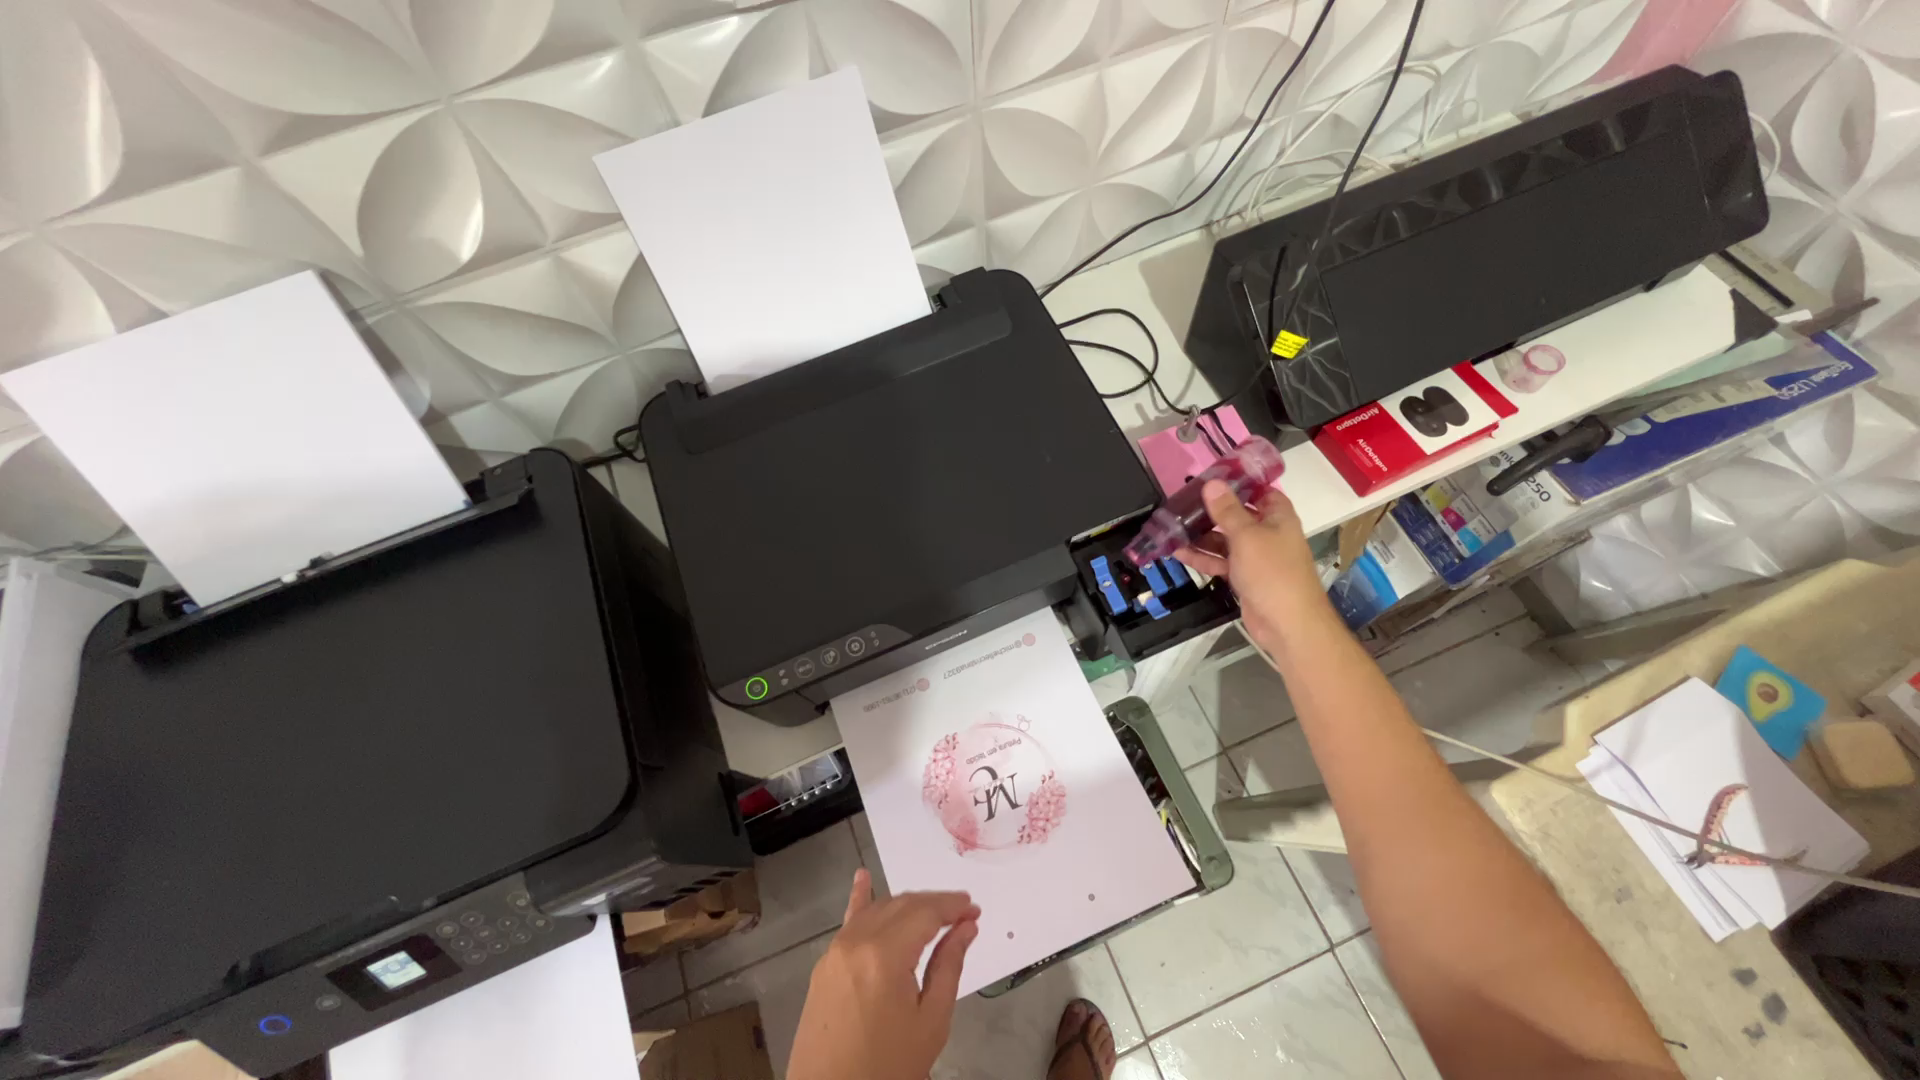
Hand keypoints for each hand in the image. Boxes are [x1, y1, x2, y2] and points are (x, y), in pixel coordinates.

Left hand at [786, 869, 980, 1079]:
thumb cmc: (888, 1068)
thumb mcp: (930, 1023)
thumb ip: (948, 966)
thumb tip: (966, 927)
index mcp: (886, 955)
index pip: (926, 913)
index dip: (953, 907)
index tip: (975, 909)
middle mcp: (856, 942)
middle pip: (902, 906)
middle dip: (934, 905)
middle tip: (963, 913)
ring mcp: (835, 951)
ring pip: (877, 909)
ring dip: (907, 905)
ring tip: (934, 911)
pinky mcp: (824, 965)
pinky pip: (848, 922)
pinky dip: (860, 899)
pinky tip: (863, 878)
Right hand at [1174, 478, 1334, 661]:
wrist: (1287, 623)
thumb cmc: (1272, 572)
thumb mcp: (1247, 536)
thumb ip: (1227, 510)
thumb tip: (1212, 483)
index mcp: (1277, 517)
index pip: (1260, 491)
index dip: (1239, 483)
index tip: (1211, 478)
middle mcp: (1268, 533)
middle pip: (1237, 515)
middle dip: (1211, 511)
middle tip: (1181, 503)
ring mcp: (1255, 556)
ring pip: (1225, 540)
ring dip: (1201, 535)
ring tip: (1173, 528)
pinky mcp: (1244, 577)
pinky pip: (1220, 561)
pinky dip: (1202, 557)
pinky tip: (1179, 552)